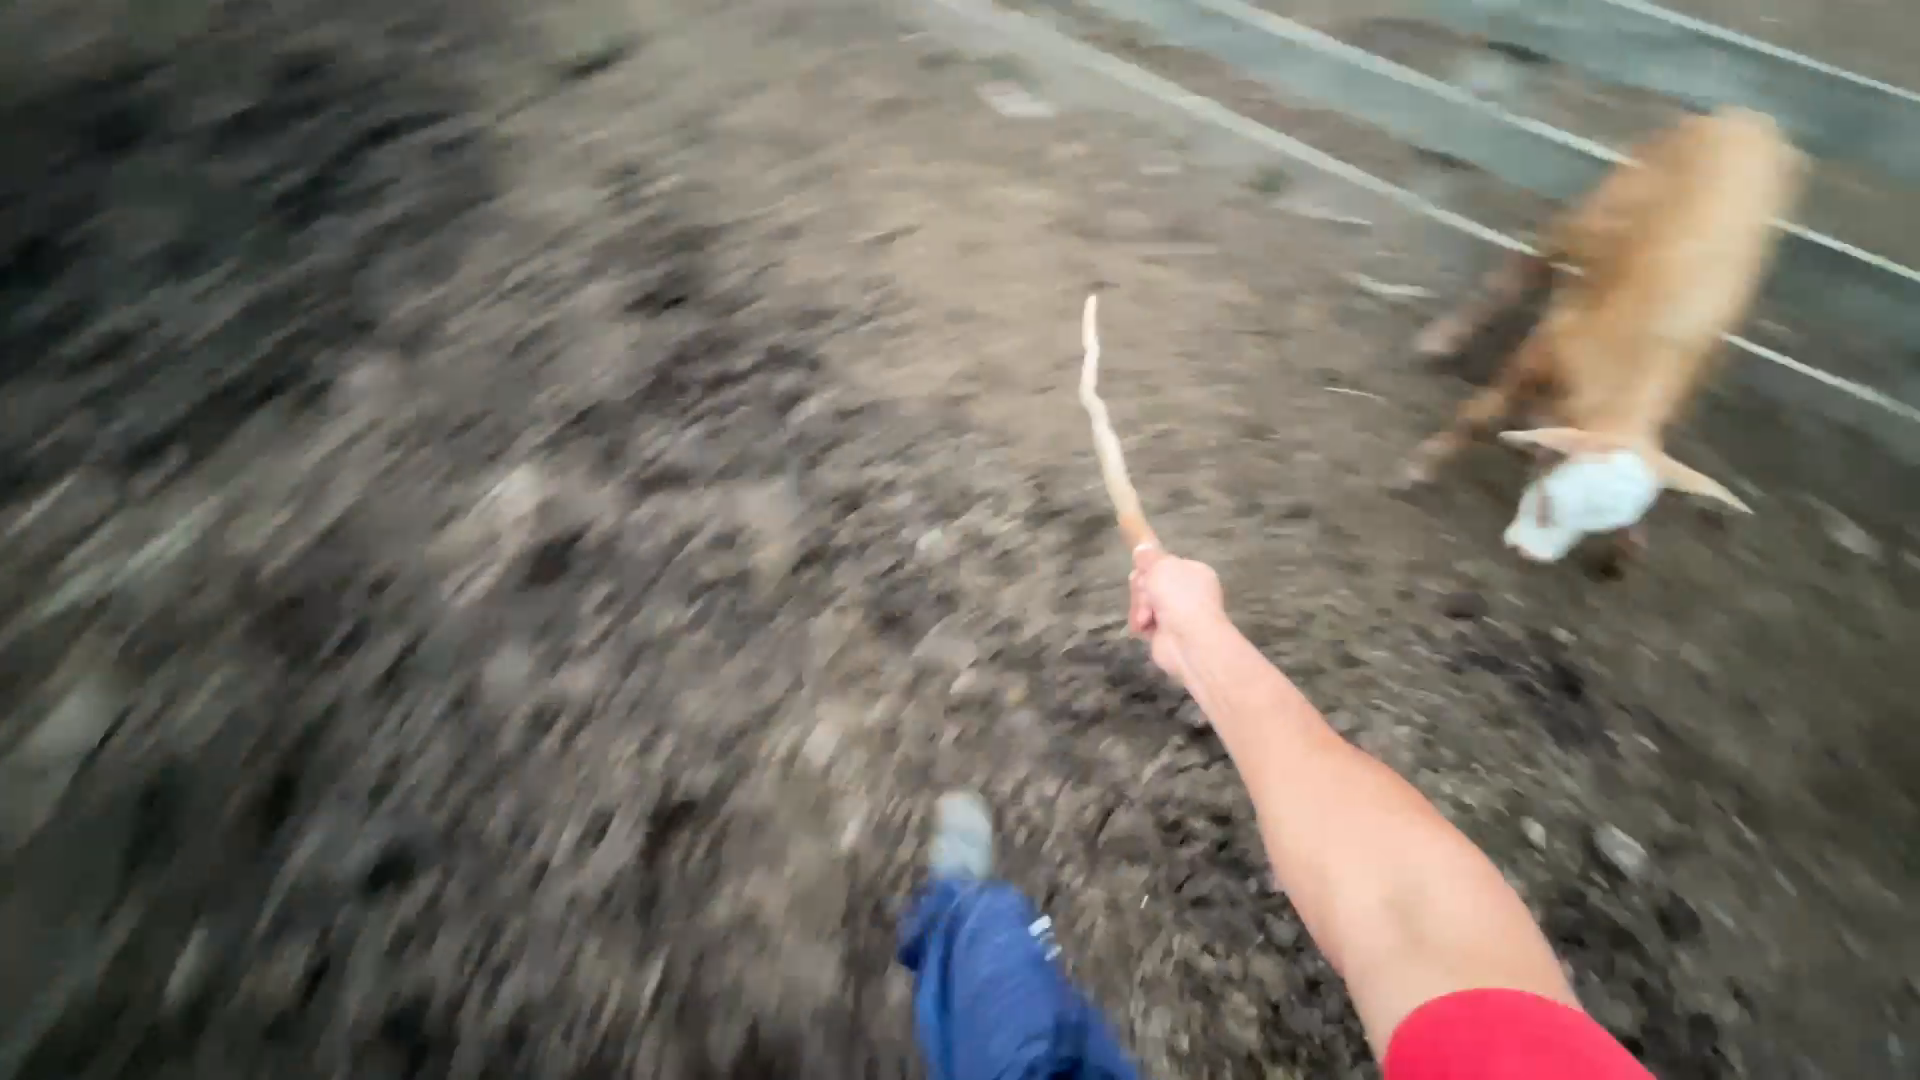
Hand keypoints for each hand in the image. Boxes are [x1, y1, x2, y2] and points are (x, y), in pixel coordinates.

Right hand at [1127, 544, 1225, 684]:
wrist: (1189, 640)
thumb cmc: (1180, 597)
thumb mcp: (1161, 566)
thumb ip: (1148, 556)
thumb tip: (1142, 547)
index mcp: (1193, 572)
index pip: (1163, 564)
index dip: (1148, 567)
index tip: (1140, 569)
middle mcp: (1186, 592)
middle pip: (1150, 582)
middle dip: (1142, 588)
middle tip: (1145, 592)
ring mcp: (1176, 614)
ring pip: (1144, 602)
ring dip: (1140, 607)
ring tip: (1146, 616)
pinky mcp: (1164, 633)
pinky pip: (1143, 621)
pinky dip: (1141, 623)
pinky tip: (1145, 626)